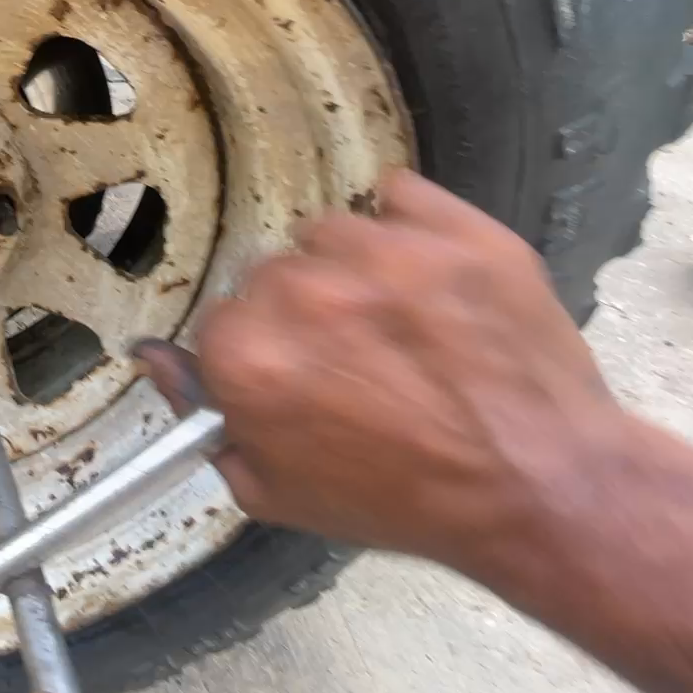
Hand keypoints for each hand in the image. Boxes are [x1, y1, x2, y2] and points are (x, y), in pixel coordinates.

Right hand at [135, 169, 628, 567]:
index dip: (256, 353)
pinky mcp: (452, 231)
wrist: (542, 489)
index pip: (220, 322)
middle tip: (351, 358)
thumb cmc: (398, 499)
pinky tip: (420, 269)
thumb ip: (197, 415)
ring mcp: (380, 254)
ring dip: (346, 269)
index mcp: (248, 354)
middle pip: (269, 275)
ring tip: (395, 320)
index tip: (295, 377)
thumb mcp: (270, 489)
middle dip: (296, 313)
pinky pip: (397, 194)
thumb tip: (150, 354)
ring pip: (327, 234)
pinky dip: (402, 222)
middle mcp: (300, 292)